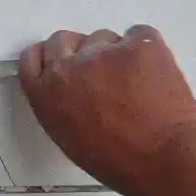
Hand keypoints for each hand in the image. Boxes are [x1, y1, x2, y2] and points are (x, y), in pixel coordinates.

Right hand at [17, 25, 195, 195]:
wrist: (162, 159)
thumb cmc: (119, 160)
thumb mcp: (69, 137)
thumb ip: (60, 104)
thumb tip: (72, 90)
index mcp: (45, 94)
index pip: (32, 58)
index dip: (49, 57)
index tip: (62, 60)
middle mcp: (67, 67)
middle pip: (63, 40)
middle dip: (79, 50)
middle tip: (101, 68)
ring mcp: (102, 51)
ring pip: (103, 37)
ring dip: (115, 52)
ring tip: (135, 82)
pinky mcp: (137, 44)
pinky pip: (139, 35)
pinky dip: (146, 48)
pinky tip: (153, 74)